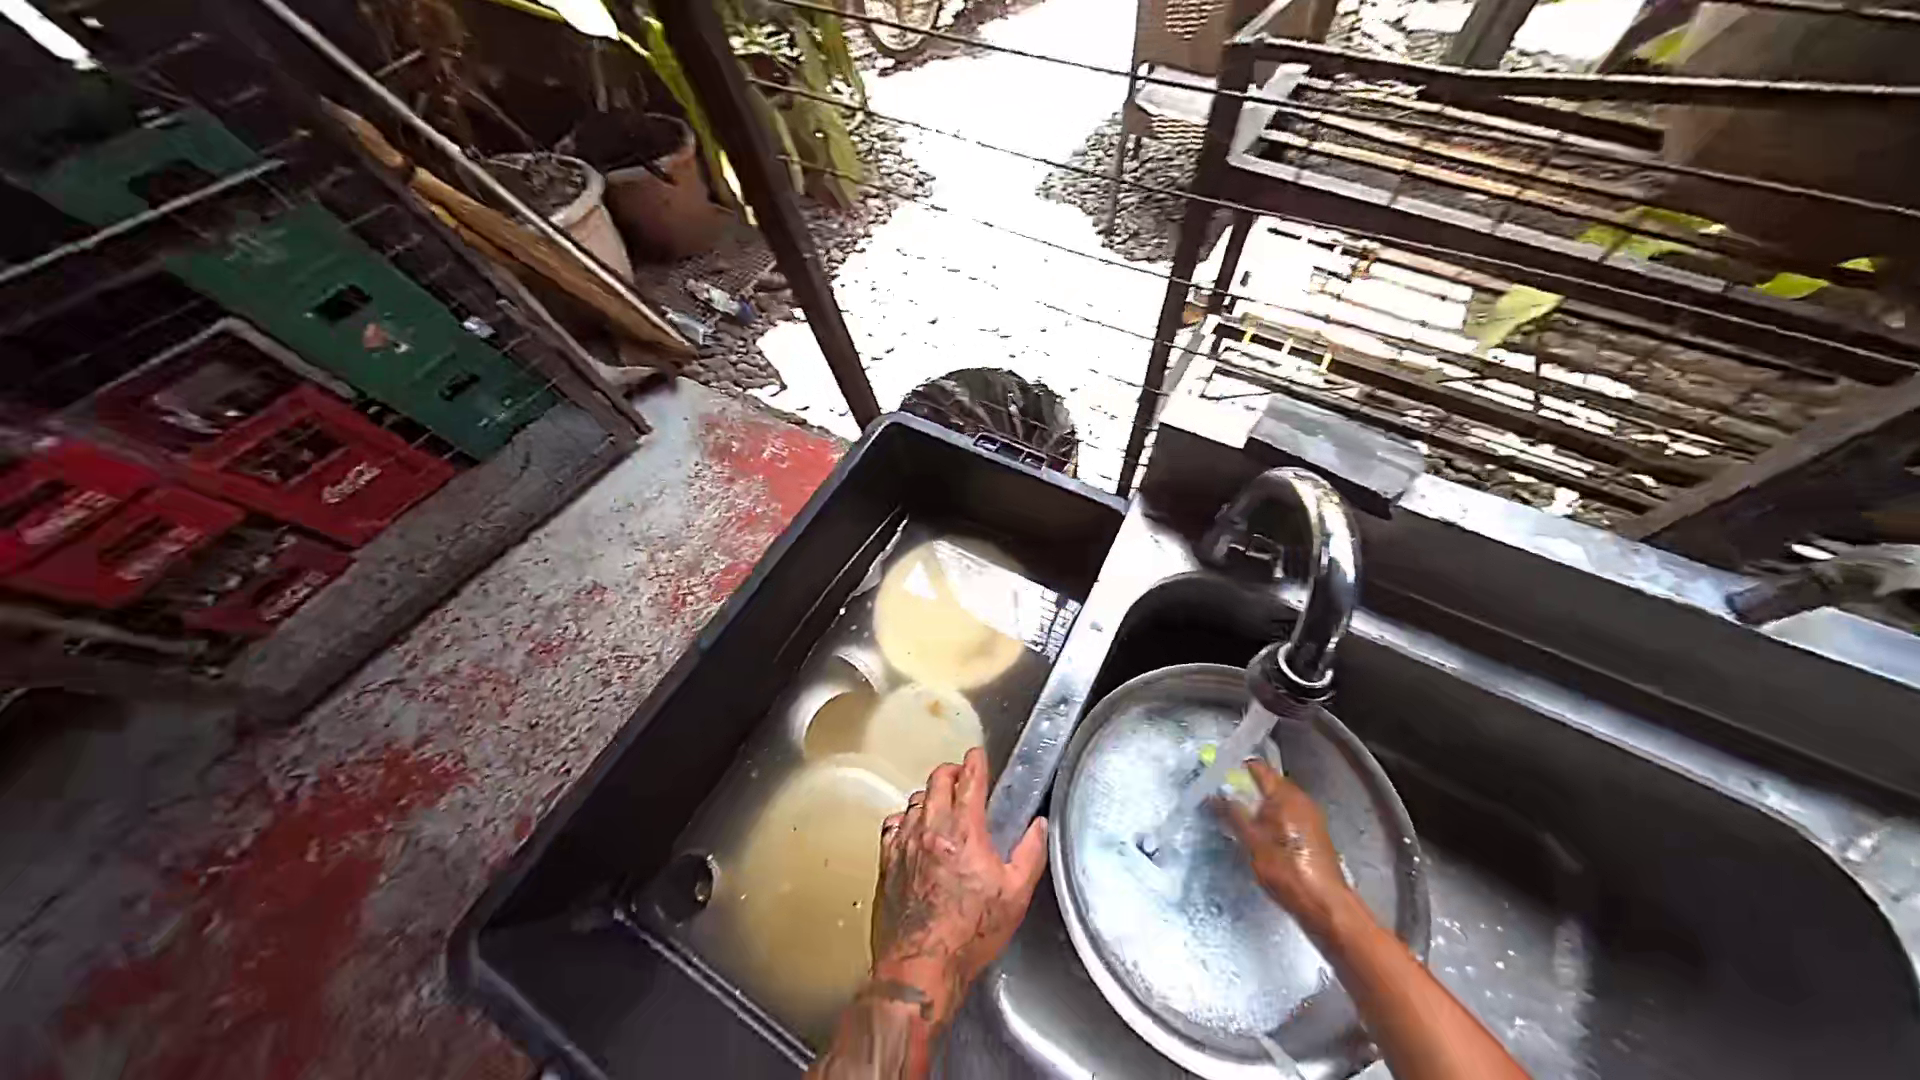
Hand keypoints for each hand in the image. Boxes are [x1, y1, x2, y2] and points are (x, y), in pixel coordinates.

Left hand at [869, 746, 1047, 1022]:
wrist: (921, 967)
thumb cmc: (969, 934)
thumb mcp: (1015, 895)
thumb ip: (1030, 854)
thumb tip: (1039, 827)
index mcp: (964, 831)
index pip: (969, 779)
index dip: (975, 762)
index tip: (977, 755)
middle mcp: (930, 828)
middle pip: (937, 779)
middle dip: (952, 771)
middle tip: (962, 777)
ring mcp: (904, 842)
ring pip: (915, 799)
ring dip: (931, 795)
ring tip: (941, 804)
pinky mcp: (887, 860)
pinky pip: (894, 823)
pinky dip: (906, 818)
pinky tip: (913, 828)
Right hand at [1213, 759, 1353, 934]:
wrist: (1325, 906)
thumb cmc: (1285, 869)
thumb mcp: (1251, 841)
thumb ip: (1232, 813)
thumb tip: (1214, 794)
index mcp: (1285, 795)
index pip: (1258, 768)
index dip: (1236, 770)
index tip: (1217, 779)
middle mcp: (1301, 799)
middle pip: (1269, 783)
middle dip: (1246, 789)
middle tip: (1223, 800)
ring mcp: (1311, 816)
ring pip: (1278, 800)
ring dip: (1259, 805)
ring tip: (1238, 818)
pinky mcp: (1314, 833)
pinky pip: (1287, 814)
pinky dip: (1272, 818)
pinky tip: (1260, 834)